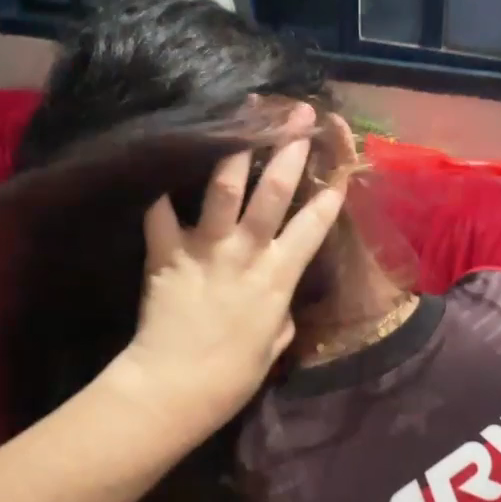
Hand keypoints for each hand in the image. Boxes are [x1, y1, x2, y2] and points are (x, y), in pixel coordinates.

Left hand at [109, 102, 345, 433]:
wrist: (173, 388)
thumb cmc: (231, 376)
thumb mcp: (273, 345)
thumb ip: (281, 316)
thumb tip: (281, 304)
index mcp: (277, 276)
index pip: (313, 226)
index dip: (330, 194)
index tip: (341, 167)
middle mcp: (246, 252)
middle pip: (273, 191)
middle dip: (289, 149)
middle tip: (299, 115)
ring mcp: (205, 248)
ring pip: (223, 186)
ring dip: (233, 148)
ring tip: (241, 114)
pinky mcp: (166, 252)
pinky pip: (159, 213)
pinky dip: (160, 191)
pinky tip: (161, 163)